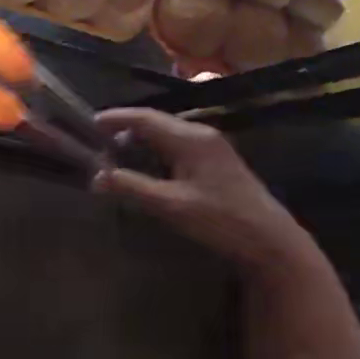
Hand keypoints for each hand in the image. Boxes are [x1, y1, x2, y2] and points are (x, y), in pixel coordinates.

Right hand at [90, 108, 314, 275]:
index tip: (89, 122)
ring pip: (166, 133)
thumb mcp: (169, 205)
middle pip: (156, 122)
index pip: (145, 118)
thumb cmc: (219, 219)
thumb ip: (131, 187)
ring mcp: (211, 147)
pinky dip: (154, 148)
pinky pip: (177, 144)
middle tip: (97, 139)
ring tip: (114, 151)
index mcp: (190, 139)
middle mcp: (201, 135)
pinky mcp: (215, 161)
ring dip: (140, 138)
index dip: (116, 118)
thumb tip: (96, 176)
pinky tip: (144, 164)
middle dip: (125, 127)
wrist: (270, 240)